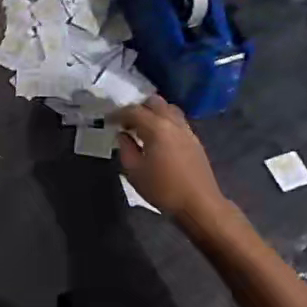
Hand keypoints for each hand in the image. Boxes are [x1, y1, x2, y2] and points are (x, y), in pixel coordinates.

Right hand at [112, 96, 229, 225]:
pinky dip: (165, 121)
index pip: (133, 111)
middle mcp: (173, 122)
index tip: (107, 120)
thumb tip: (123, 135)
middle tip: (126, 122)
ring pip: (168, 109)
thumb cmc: (163, 189)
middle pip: (154, 102)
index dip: (117, 114)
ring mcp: (187, 130)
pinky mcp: (195, 140)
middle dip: (138, 108)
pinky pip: (177, 121)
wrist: (199, 204)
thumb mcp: (134, 172)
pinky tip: (158, 137)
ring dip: (153, 113)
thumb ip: (125, 149)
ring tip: (142, 128)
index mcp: (156, 128)